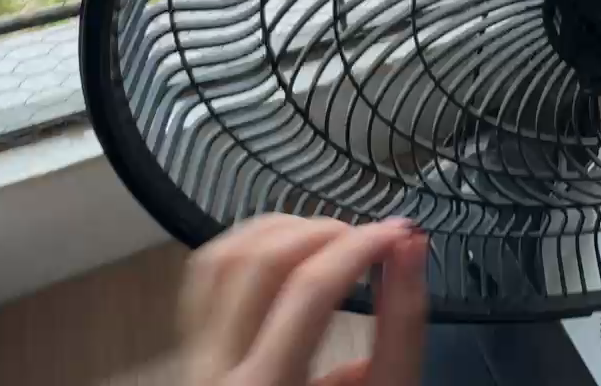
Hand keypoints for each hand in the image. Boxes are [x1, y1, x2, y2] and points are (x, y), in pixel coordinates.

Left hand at [179, 216, 429, 385]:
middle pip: (261, 263)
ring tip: (333, 241)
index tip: (400, 234)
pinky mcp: (190, 348)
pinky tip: (293, 248)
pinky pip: (207, 273)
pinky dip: (253, 243)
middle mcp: (214, 375)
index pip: (310, 290)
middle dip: (325, 233)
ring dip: (286, 230)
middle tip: (368, 242)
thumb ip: (403, 322)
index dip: (361, 246)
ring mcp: (192, 360)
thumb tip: (409, 241)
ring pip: (225, 258)